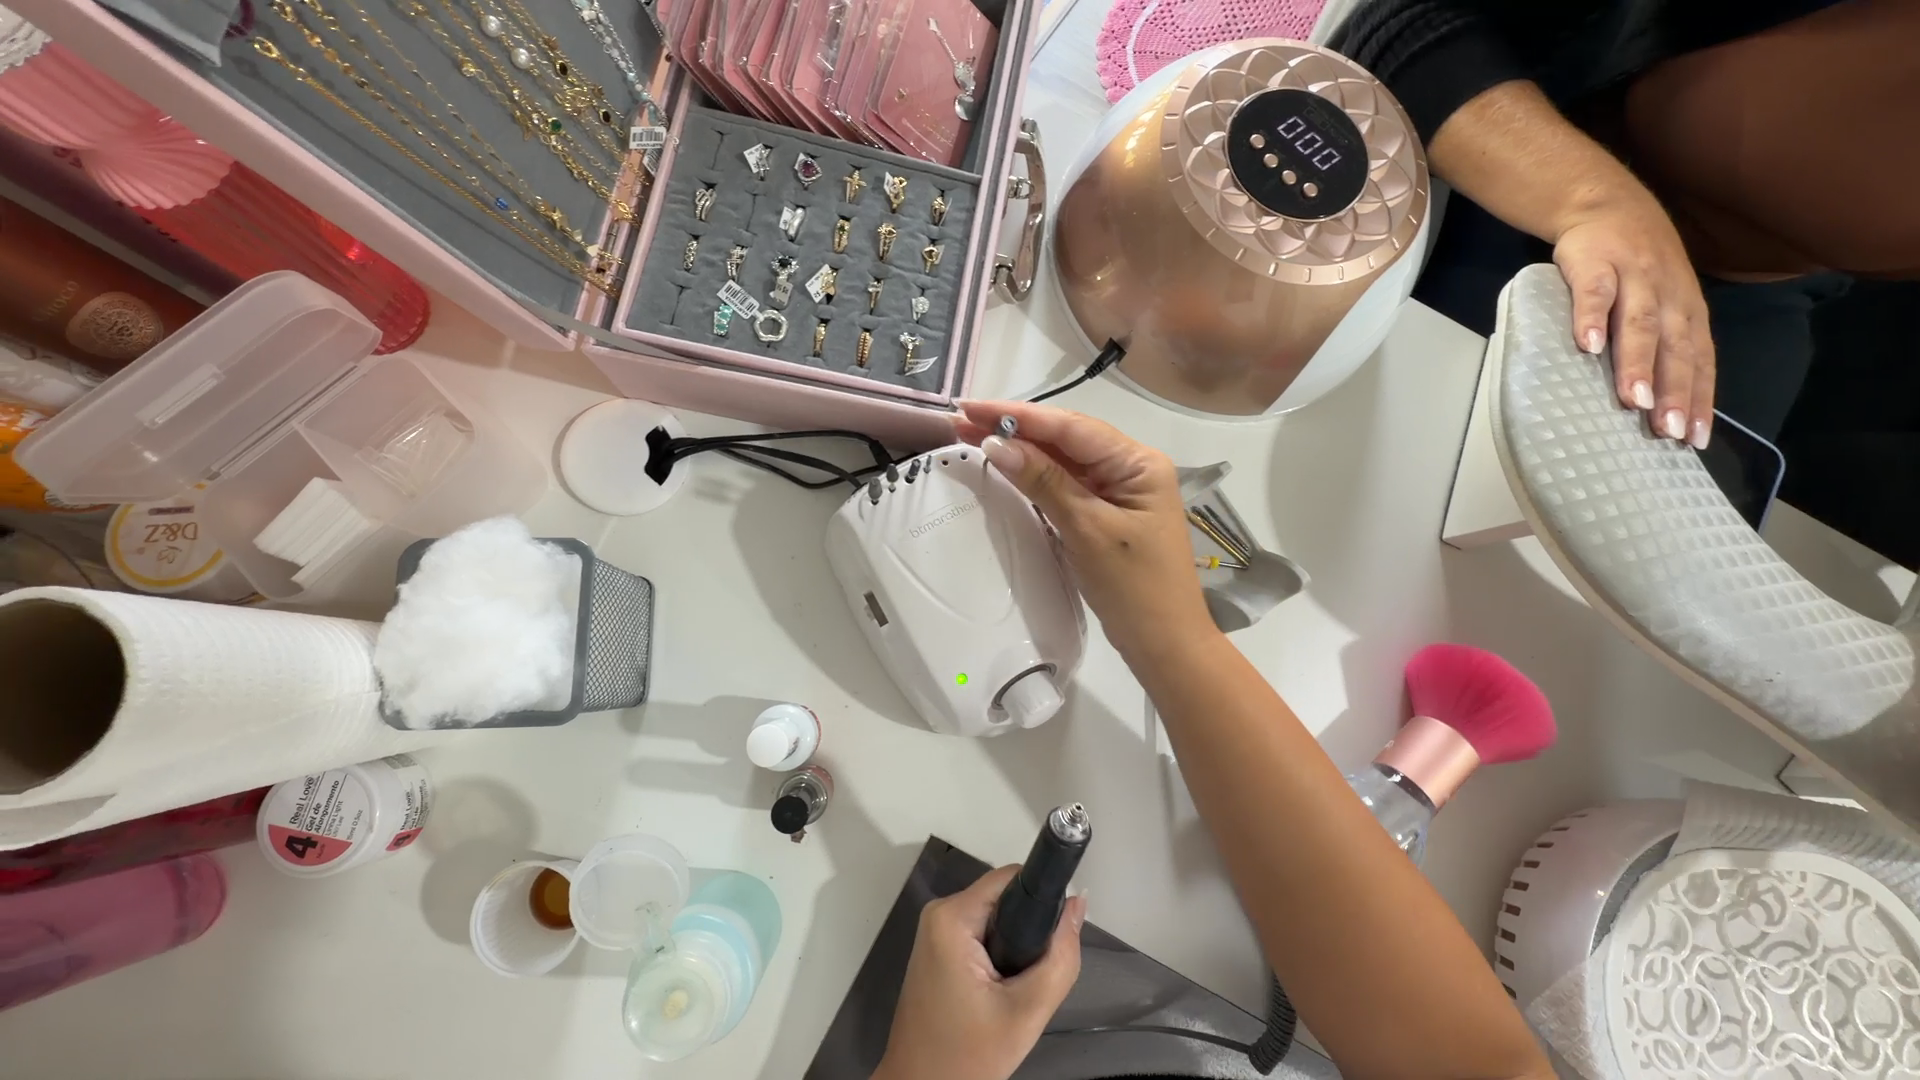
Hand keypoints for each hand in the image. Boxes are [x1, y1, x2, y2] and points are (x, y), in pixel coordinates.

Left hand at [874, 865, 1086, 1079]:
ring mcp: (936, 930)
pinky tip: (1003, 991)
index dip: (1042, 898)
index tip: (1059, 933)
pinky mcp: (939, 948)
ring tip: (1019, 989)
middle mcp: (940, 913)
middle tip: (1035, 976)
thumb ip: (1060, 958)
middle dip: (1029, 930)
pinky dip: (1001, 956)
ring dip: (1016, 946)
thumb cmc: (966, 1056)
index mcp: (952, 917)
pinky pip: (983, 934)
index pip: (1012, 879)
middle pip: (1005, 898)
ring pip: (997, 917)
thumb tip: (1078, 903)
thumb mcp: (1026, 1012)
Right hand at [952, 401, 1215, 662]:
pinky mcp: (1106, 513)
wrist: (1165, 644)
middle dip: (1015, 428)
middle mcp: (1130, 467)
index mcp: (1138, 462)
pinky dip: (1035, 476)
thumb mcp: (1086, 530)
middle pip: (1066, 438)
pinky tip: (1006, 465)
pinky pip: (1066, 484)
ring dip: (1020, 449)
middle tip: (962, 418)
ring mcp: (1118, 491)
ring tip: (971, 435)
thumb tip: (997, 443)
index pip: (1071, 427)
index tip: (971, 408)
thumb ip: (1044, 481)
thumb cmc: (1134, 588)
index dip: (1018, 415)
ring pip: (1063, 460)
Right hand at [1552, 192, 1715, 447]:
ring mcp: (1634, 279)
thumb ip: (1656, 340)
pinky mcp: (1595, 266)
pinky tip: (1586, 346)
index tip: (1694, 440)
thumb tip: (1650, 397)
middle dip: (1674, 391)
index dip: (1699, 399)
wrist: (1607, 205)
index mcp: (1685, 311)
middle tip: (1668, 431)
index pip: (1699, 360)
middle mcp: (1669, 297)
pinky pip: (1595, 295)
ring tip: (1632, 401)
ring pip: (1641, 325)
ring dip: (1637, 364)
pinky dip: (1592, 319)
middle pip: (1675, 349)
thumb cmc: (1631, 264)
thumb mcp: (1656, 300)